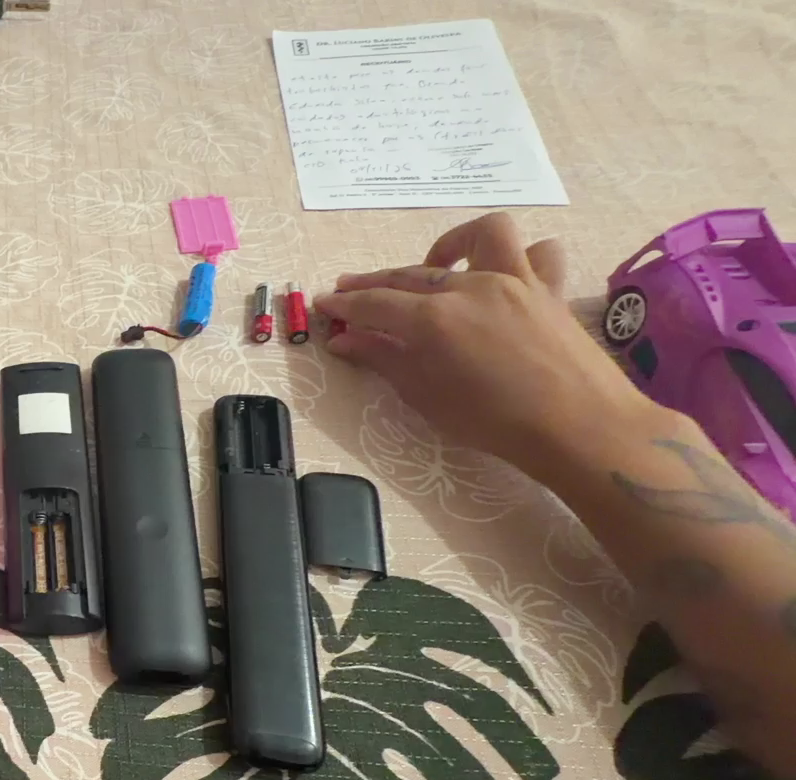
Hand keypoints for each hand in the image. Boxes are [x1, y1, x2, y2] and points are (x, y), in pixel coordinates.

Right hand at [316, 212, 667, 484]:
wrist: (575, 425)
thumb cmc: (488, 419)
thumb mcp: (421, 393)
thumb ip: (382, 357)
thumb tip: (344, 339)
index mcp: (433, 319)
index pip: (373, 304)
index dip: (342, 304)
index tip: (322, 303)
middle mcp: (471, 289)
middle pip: (411, 274)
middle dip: (373, 282)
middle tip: (348, 291)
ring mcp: (517, 282)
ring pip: (483, 236)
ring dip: (454, 244)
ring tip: (437, 265)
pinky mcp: (549, 289)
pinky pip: (538, 253)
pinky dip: (516, 258)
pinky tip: (498, 279)